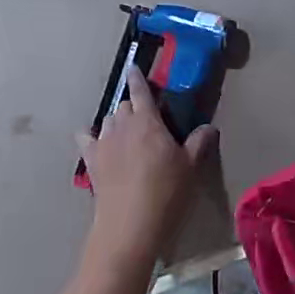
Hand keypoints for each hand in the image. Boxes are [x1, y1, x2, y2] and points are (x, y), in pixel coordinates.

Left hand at [76, 66, 216, 268]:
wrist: (129, 225)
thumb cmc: (166, 193)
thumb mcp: (190, 167)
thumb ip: (199, 143)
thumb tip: (209, 127)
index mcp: (148, 121)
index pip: (140, 90)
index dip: (138, 78)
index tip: (134, 68)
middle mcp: (122, 125)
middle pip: (123, 105)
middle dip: (133, 106)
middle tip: (146, 119)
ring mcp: (103, 142)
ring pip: (107, 120)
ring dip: (116, 121)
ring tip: (126, 132)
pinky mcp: (91, 161)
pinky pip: (86, 139)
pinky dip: (91, 136)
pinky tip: (95, 141)